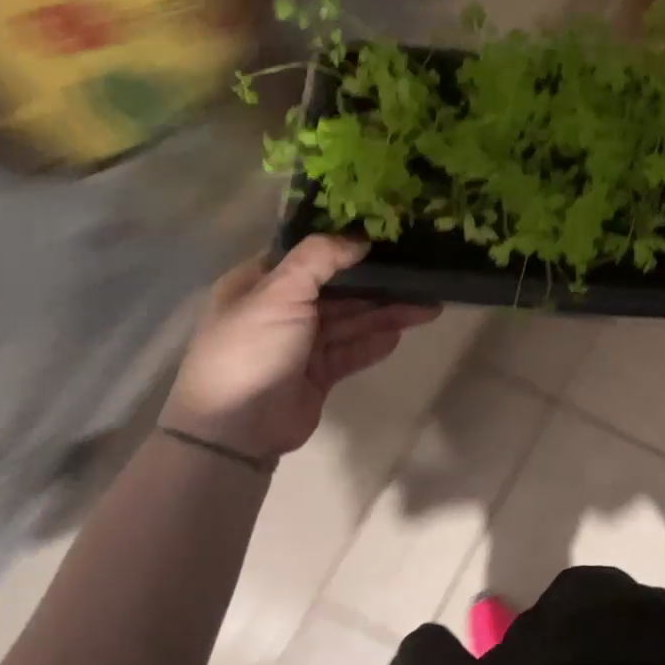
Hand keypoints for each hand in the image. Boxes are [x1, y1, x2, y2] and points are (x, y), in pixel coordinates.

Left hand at [160, 236, 440, 459]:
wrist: (236, 427)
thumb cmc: (251, 348)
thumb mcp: (278, 293)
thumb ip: (318, 259)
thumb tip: (359, 238)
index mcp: (259, 283)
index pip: (307, 255)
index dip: (343, 245)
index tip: (386, 236)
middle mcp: (279, 310)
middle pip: (337, 290)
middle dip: (377, 284)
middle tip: (420, 276)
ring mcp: (299, 344)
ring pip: (350, 322)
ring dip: (386, 314)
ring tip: (428, 307)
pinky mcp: (318, 374)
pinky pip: (351, 352)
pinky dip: (374, 343)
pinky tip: (401, 334)